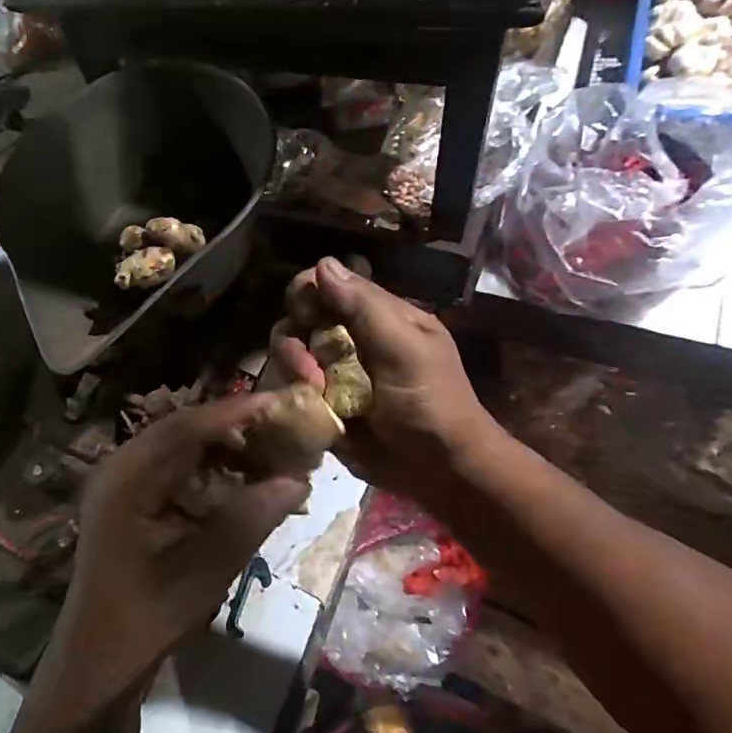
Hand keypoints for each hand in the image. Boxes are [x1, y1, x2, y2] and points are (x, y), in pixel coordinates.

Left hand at [60, 394, 311, 676]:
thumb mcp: (205, 573)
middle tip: (283, 430)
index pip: (186, 427)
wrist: (96, 662)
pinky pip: (173, 467)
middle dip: (235, 427)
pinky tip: (240, 482)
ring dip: (224, 447)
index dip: (236, 411)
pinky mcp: (128, 499)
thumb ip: (250, 521)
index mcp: (127, 480)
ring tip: (270, 454)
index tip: (282, 402)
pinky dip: (209, 468)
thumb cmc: (146, 620)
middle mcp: (119, 469)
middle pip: (182, 429)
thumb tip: (299, 480)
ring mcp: (120, 483)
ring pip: (179, 446)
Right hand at [269, 258, 499, 503]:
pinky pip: (292, 387)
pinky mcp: (323, 404)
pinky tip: (308, 407)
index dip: (309, 293)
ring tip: (314, 389)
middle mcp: (350, 338)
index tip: (309, 315)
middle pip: (300, 317)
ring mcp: (334, 372)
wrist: (440, 469)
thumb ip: (364, 306)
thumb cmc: (431, 401)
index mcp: (377, 315)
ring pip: (290, 351)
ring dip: (294, 365)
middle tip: (311, 366)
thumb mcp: (404, 348)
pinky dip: (292, 392)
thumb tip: (322, 263)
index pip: (327, 284)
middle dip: (296, 336)